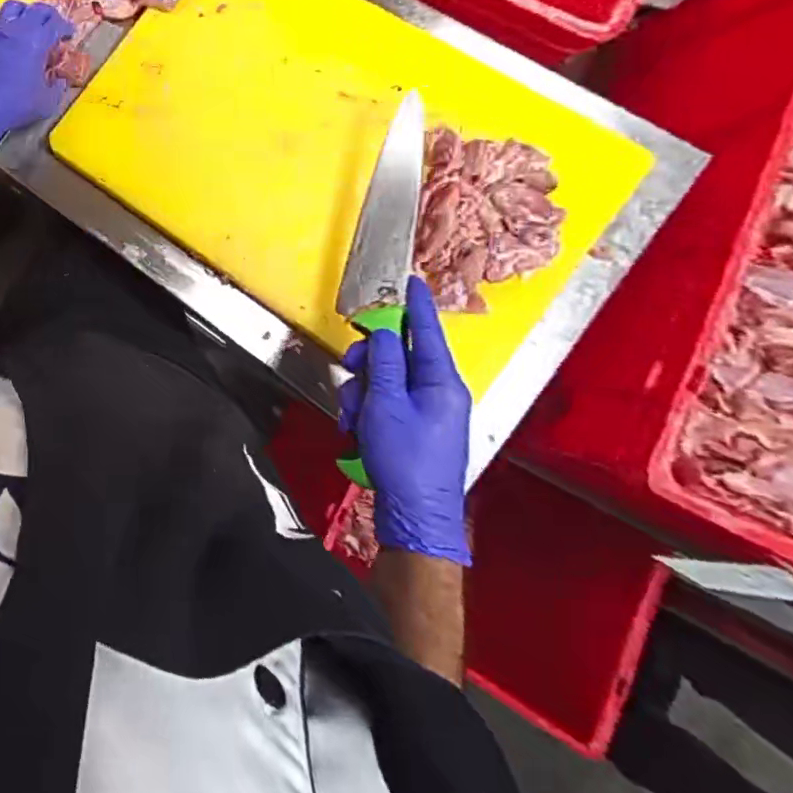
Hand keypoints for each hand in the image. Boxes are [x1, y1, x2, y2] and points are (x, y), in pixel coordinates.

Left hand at [0, 2, 74, 147]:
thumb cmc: (16, 105)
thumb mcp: (47, 101)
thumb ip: (58, 86)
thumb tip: (59, 79)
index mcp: (37, 40)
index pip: (56, 22)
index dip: (65, 27)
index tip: (67, 36)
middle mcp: (16, 29)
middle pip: (36, 8)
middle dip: (47, 16)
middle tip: (51, 27)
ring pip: (12, 7)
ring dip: (23, 13)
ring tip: (26, 25)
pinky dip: (2, 24)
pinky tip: (4, 36)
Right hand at [337, 276, 471, 564]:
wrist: (416, 511)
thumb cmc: (404, 457)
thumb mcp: (386, 404)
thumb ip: (384, 364)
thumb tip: (385, 334)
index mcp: (442, 382)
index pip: (427, 332)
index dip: (417, 305)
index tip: (412, 280)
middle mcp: (439, 392)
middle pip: (398, 357)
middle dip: (368, 363)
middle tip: (350, 372)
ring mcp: (427, 411)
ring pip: (385, 381)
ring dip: (361, 393)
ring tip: (354, 418)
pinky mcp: (413, 427)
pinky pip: (385, 403)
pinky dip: (366, 411)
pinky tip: (357, 429)